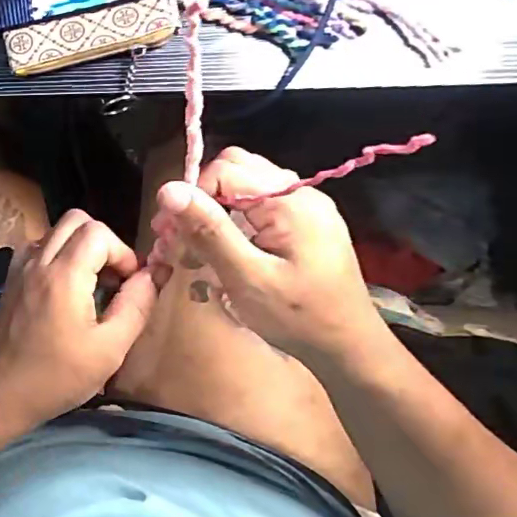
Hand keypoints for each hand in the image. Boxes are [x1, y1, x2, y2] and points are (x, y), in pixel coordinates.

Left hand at [0, 210, 158, 428]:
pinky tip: (66, 290)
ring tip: (91, 285)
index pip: (98, 232)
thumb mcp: (110, 349)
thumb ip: (136, 306)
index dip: (123, 252)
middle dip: (103, 242)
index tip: (129, 284)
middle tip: (113, 279)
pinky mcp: (11, 279)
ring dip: (80, 247)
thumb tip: (154, 274)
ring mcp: (20, 268)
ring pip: (56, 231)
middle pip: (76, 220)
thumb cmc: (58, 377)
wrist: (1, 393)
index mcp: (62, 275)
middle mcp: (37, 261)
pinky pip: (39, 248)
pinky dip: (59, 256)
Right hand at [150, 148, 384, 362]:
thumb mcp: (246, 277)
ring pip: (243, 184)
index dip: (190, 195)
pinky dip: (231, 218)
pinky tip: (220, 248)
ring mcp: (304, 207)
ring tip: (192, 244)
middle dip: (199, 197)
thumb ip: (208, 230)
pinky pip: (258, 204)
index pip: (224, 171)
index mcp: (290, 201)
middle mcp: (300, 193)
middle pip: (234, 169)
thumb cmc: (298, 317)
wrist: (349, 348)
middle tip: (176, 235)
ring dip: (212, 208)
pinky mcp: (303, 223)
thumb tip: (167, 190)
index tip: (169, 232)